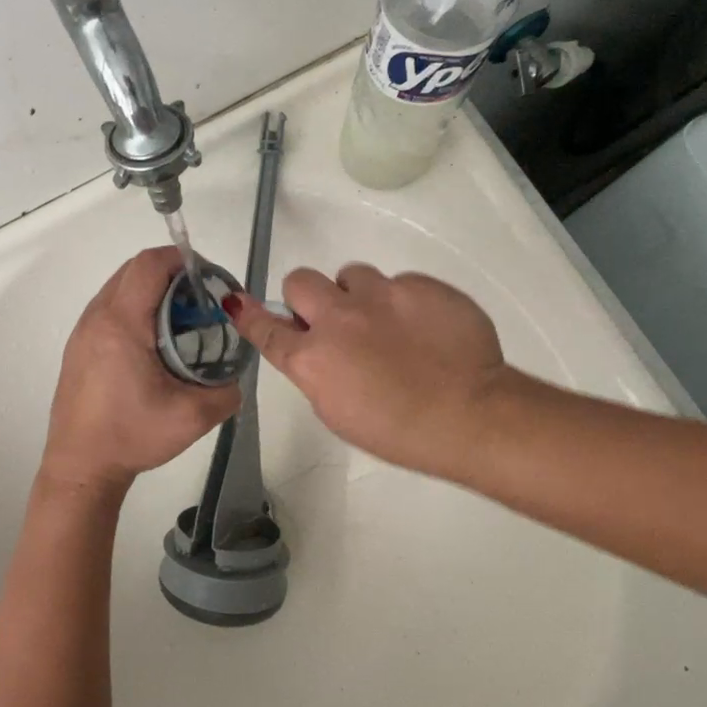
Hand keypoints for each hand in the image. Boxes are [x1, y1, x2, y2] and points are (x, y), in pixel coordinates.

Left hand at [40, 247, 240, 493]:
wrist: (81, 466)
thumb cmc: (132, 436)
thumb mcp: (192, 417)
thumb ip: (226, 391)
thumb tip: (234, 376)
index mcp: (121, 324)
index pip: (150, 265)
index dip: (183, 261)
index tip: (209, 281)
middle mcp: (97, 318)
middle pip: (134, 270)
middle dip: (172, 275)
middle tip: (201, 302)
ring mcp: (82, 331)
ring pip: (119, 288)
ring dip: (152, 292)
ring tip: (181, 322)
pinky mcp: (78, 347)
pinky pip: (109, 309)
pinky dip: (135, 310)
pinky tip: (154, 344)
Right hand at [223, 263, 519, 480]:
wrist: (469, 415)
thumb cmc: (398, 432)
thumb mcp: (338, 413)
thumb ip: (317, 373)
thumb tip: (316, 350)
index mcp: (311, 359)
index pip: (266, 328)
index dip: (249, 314)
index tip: (238, 302)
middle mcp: (337, 319)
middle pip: (301, 280)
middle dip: (311, 298)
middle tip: (333, 319)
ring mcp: (380, 295)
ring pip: (352, 275)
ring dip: (359, 295)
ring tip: (387, 323)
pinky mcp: (420, 285)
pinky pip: (399, 282)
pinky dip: (404, 302)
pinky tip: (425, 329)